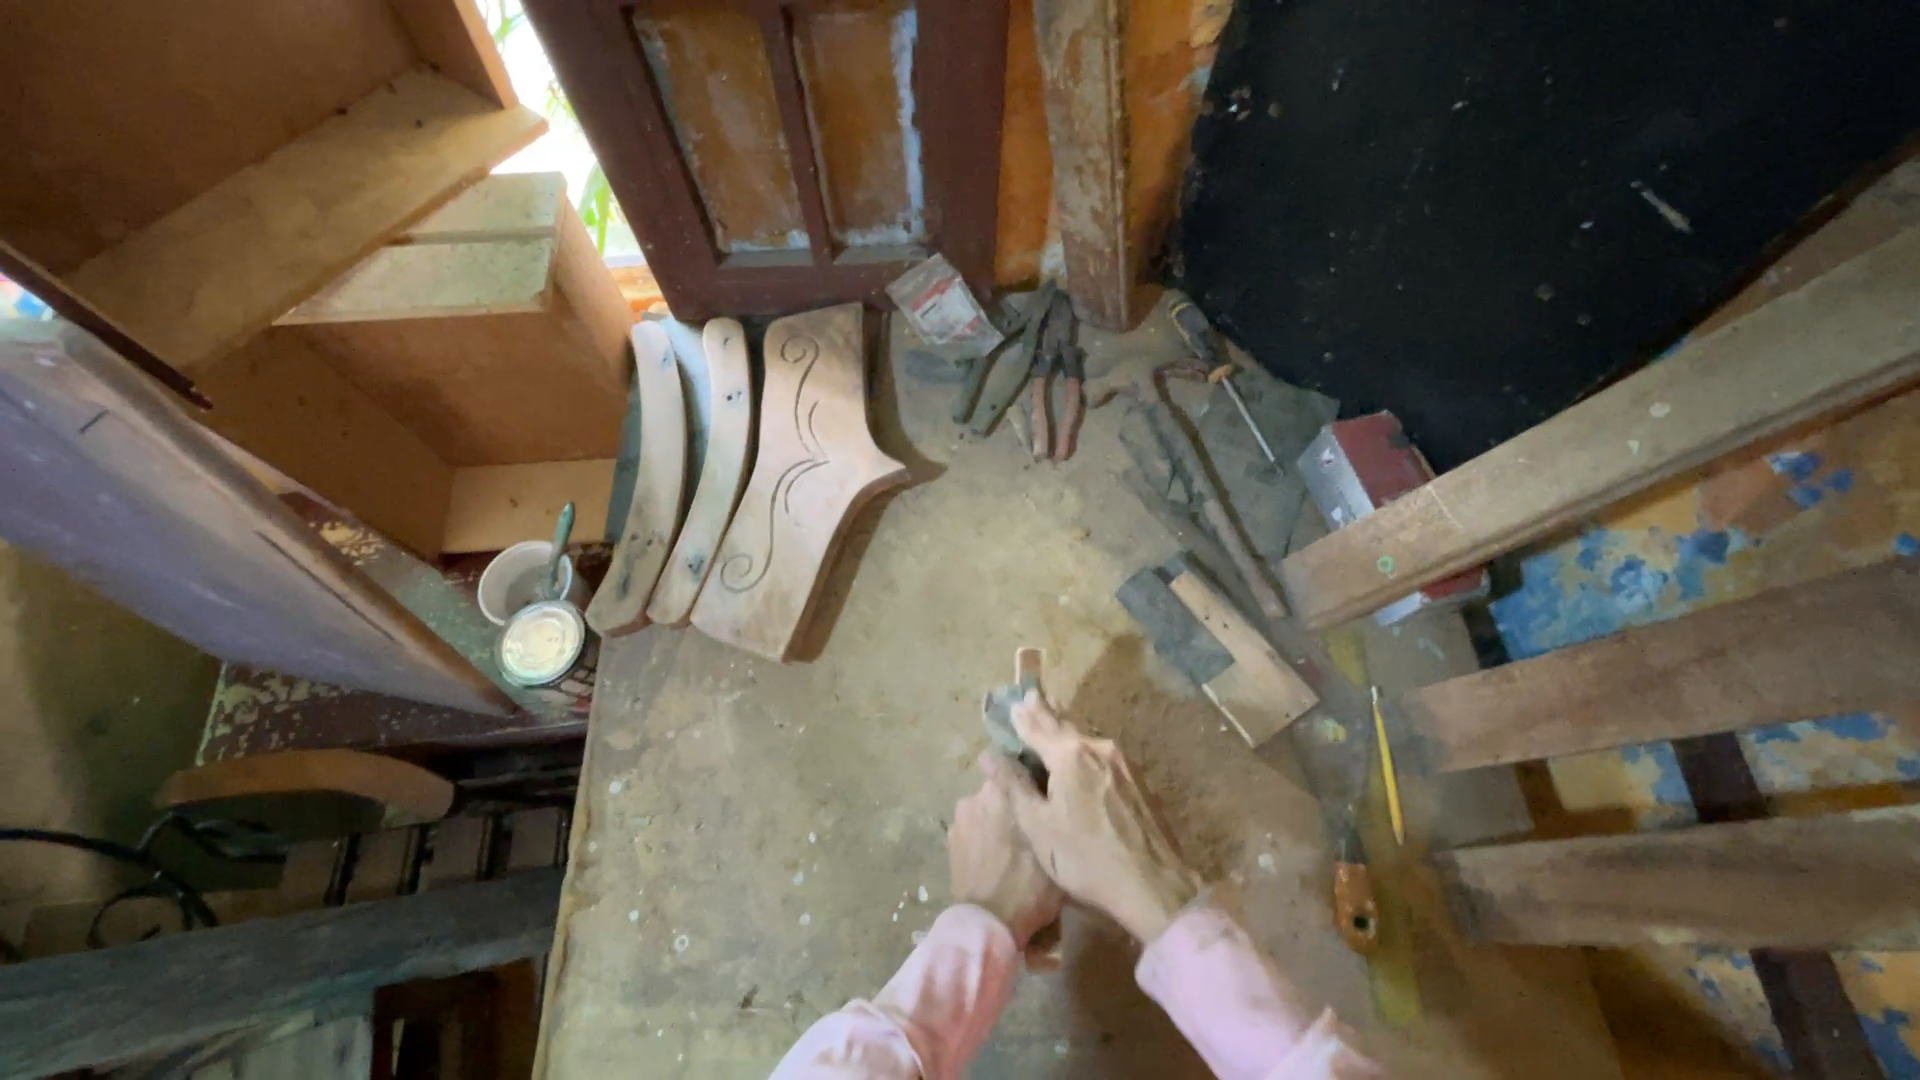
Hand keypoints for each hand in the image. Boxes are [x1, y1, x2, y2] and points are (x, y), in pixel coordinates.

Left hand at [950, 752, 1064, 947]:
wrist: (988, 922)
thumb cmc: (1031, 885)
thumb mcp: (1055, 848)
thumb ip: (1050, 814)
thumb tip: (1054, 800)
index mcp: (1005, 789)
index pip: (1015, 762)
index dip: (1026, 774)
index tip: (1037, 787)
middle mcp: (978, 793)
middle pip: (999, 787)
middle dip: (1011, 800)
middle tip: (1028, 825)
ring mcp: (960, 816)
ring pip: (984, 807)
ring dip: (994, 818)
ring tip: (1009, 847)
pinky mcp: (950, 838)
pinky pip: (971, 827)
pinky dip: (980, 836)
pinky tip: (992, 859)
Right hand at [1006, 692, 1199, 943]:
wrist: (1152, 884)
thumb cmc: (1085, 858)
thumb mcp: (1039, 825)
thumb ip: (1014, 786)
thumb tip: (990, 756)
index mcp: (1069, 756)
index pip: (1038, 728)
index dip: (1022, 717)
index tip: (1012, 702)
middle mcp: (1096, 749)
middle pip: (1064, 726)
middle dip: (1045, 713)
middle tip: (1032, 696)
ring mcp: (1121, 763)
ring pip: (1085, 739)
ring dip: (1065, 729)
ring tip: (1052, 718)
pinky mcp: (1136, 780)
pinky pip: (1100, 753)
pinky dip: (1083, 747)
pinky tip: (1080, 753)